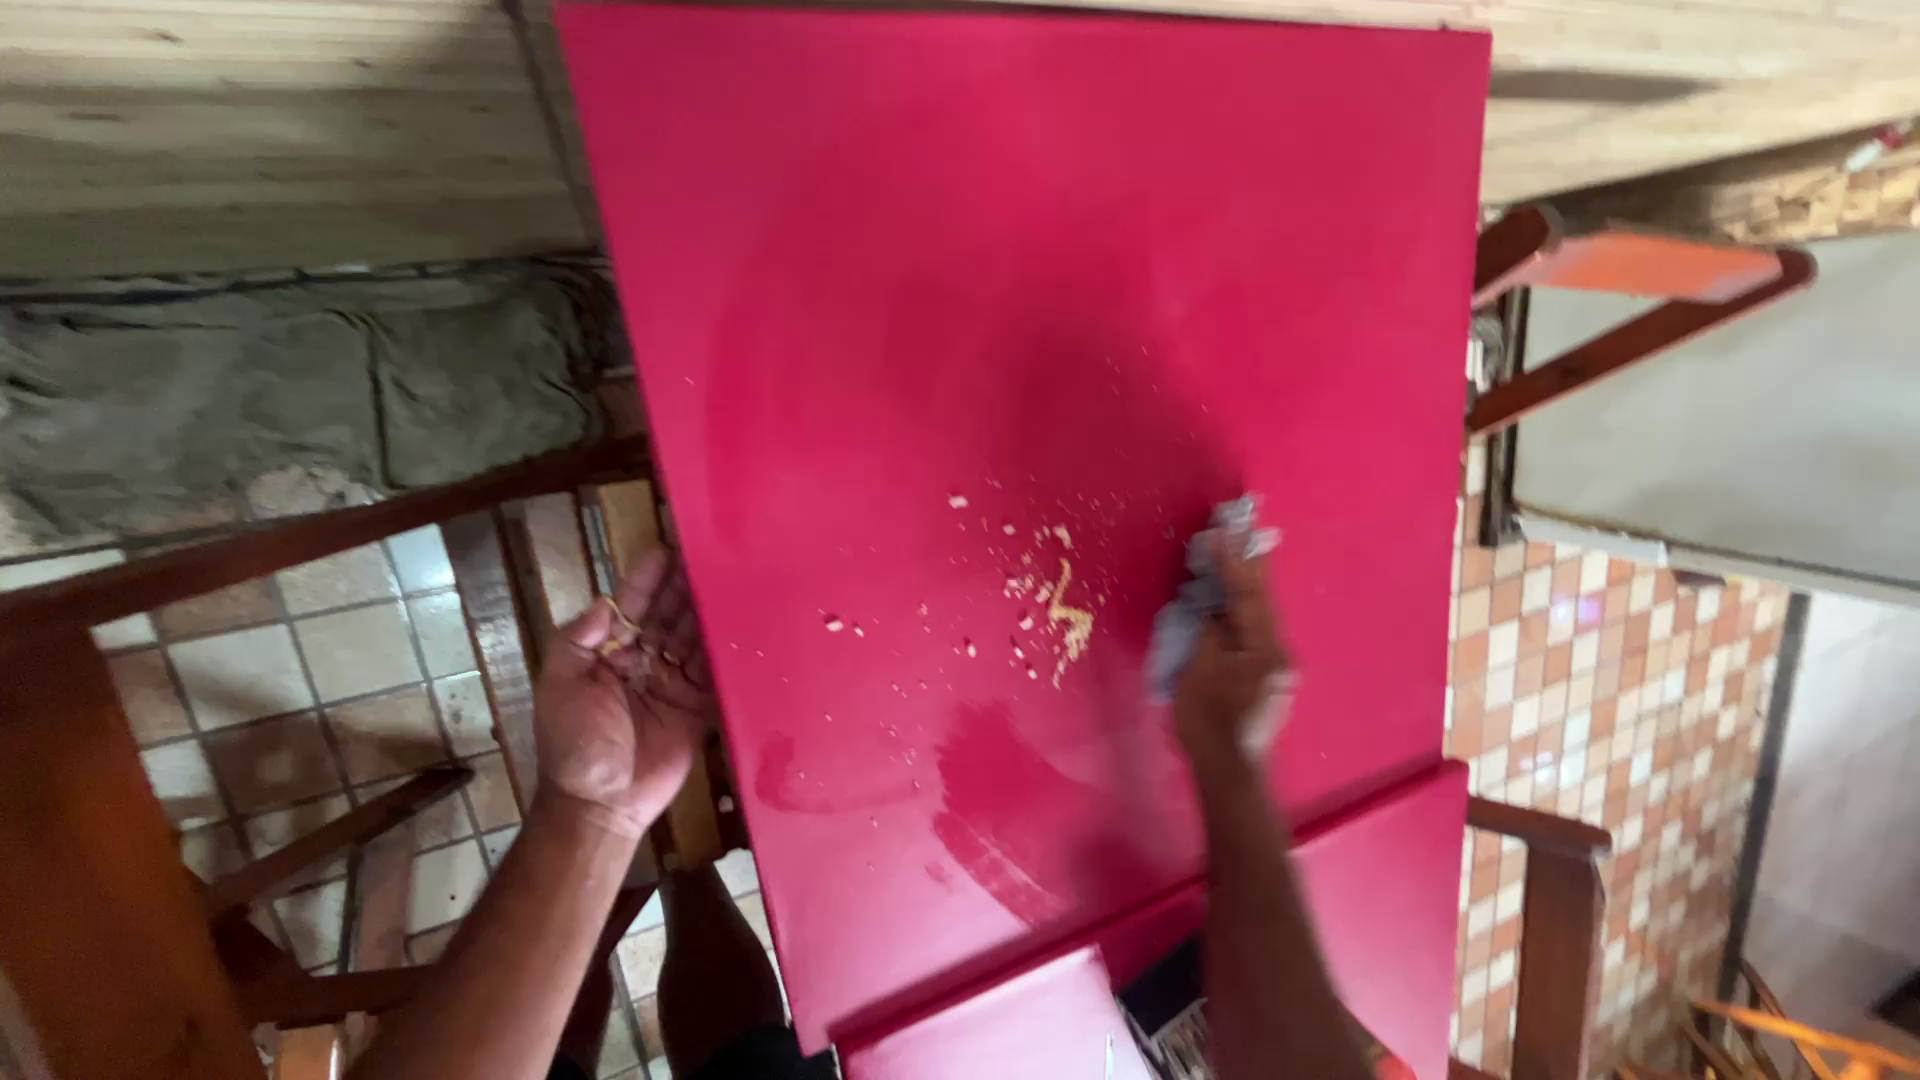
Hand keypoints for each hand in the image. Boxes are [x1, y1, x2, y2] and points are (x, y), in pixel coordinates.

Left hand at [533, 549, 709, 836]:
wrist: (601, 805)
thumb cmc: (574, 745)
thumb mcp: (559, 689)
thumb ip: (576, 643)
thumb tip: (605, 603)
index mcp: (606, 655)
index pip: (629, 608)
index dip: (646, 580)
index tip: (666, 550)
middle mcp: (642, 662)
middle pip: (666, 616)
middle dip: (683, 586)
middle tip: (706, 556)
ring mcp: (672, 683)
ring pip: (692, 637)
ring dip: (706, 609)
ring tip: (728, 579)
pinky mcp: (698, 705)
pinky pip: (713, 670)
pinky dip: (724, 647)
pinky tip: (739, 622)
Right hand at [1174, 531, 1294, 777]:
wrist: (1230, 772)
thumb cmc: (1208, 725)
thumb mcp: (1199, 674)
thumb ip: (1210, 635)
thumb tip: (1215, 612)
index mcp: (1266, 651)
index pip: (1248, 597)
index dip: (1232, 563)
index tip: (1219, 533)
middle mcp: (1280, 655)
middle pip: (1262, 602)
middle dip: (1249, 565)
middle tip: (1244, 528)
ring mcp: (1276, 668)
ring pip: (1257, 618)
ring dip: (1244, 587)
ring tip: (1237, 554)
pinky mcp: (1265, 677)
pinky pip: (1252, 634)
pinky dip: (1240, 612)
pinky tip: (1229, 602)